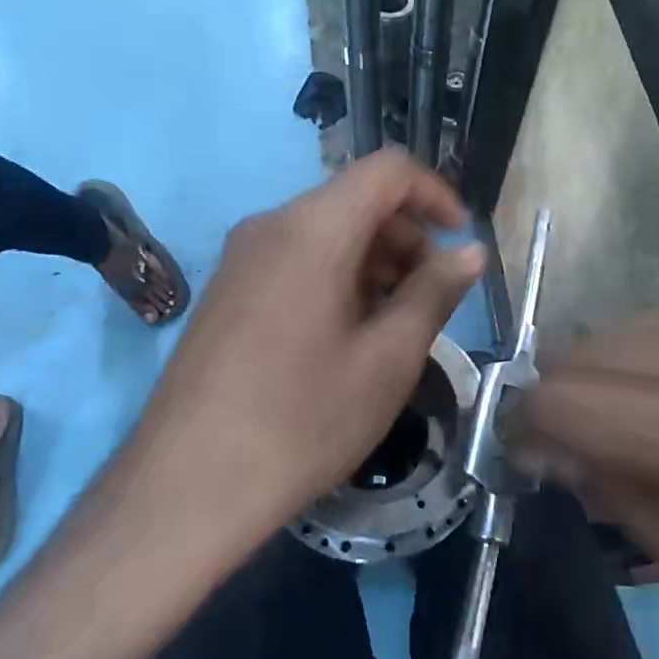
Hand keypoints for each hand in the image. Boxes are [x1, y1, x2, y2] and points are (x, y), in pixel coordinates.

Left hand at [129, 149, 484, 538]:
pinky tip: (347, 341)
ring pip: (326, 235)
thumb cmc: (304, 420)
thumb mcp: (388, 359)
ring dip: (374, 265)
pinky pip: (295, 263)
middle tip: (431, 303)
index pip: (388, 170)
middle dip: (407, 239)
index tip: (461, 245)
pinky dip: (337, 282)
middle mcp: (270, 226)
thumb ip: (434, 293)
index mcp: (313, 229)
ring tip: (394, 329)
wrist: (188, 487)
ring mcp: (239, 260)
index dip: (436, 195)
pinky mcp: (225, 294)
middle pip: (355, 202)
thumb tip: (469, 252)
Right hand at [513, 316, 658, 658]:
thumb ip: (631, 508)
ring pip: (614, 329)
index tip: (521, 461)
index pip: (559, 399)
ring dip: (589, 375)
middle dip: (548, 398)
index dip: (520, 427)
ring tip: (613, 428)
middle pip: (576, 352)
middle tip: (562, 451)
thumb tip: (565, 461)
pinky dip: (635, 358)